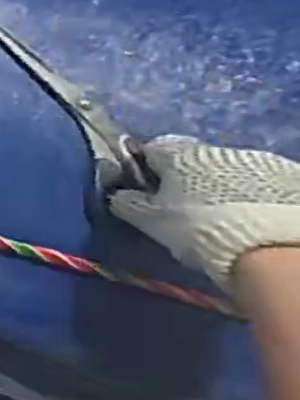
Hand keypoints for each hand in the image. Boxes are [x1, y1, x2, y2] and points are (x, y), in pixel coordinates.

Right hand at [109, 136, 299, 290]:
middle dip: (192, 179)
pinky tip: (257, 221)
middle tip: (185, 208)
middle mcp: (227, 151)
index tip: (144, 188)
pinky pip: (270, 186)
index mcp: (183, 153)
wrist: (279, 251)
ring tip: (228, 217)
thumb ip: (127, 199)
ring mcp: (273, 166)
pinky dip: (260, 199)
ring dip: (229, 188)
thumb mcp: (146, 217)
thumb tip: (120, 194)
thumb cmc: (198, 227)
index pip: (154, 148)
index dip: (146, 166)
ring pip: (237, 173)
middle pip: (199, 160)